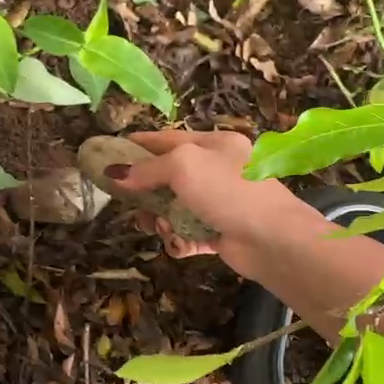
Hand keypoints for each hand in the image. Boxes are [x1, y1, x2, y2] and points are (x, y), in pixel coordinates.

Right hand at [110, 131, 302, 272]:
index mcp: (214, 145)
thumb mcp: (184, 166)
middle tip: (126, 202)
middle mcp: (217, 171)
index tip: (109, 152)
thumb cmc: (229, 192)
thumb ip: (147, 168)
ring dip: (160, 219)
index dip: (138, 144)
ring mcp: (219, 203)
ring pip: (173, 208)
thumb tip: (115, 173)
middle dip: (145, 191)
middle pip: (167, 177)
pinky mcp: (219, 232)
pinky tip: (177, 244)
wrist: (273, 240)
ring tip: (155, 227)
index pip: (167, 139)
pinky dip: (178, 240)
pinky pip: (187, 233)